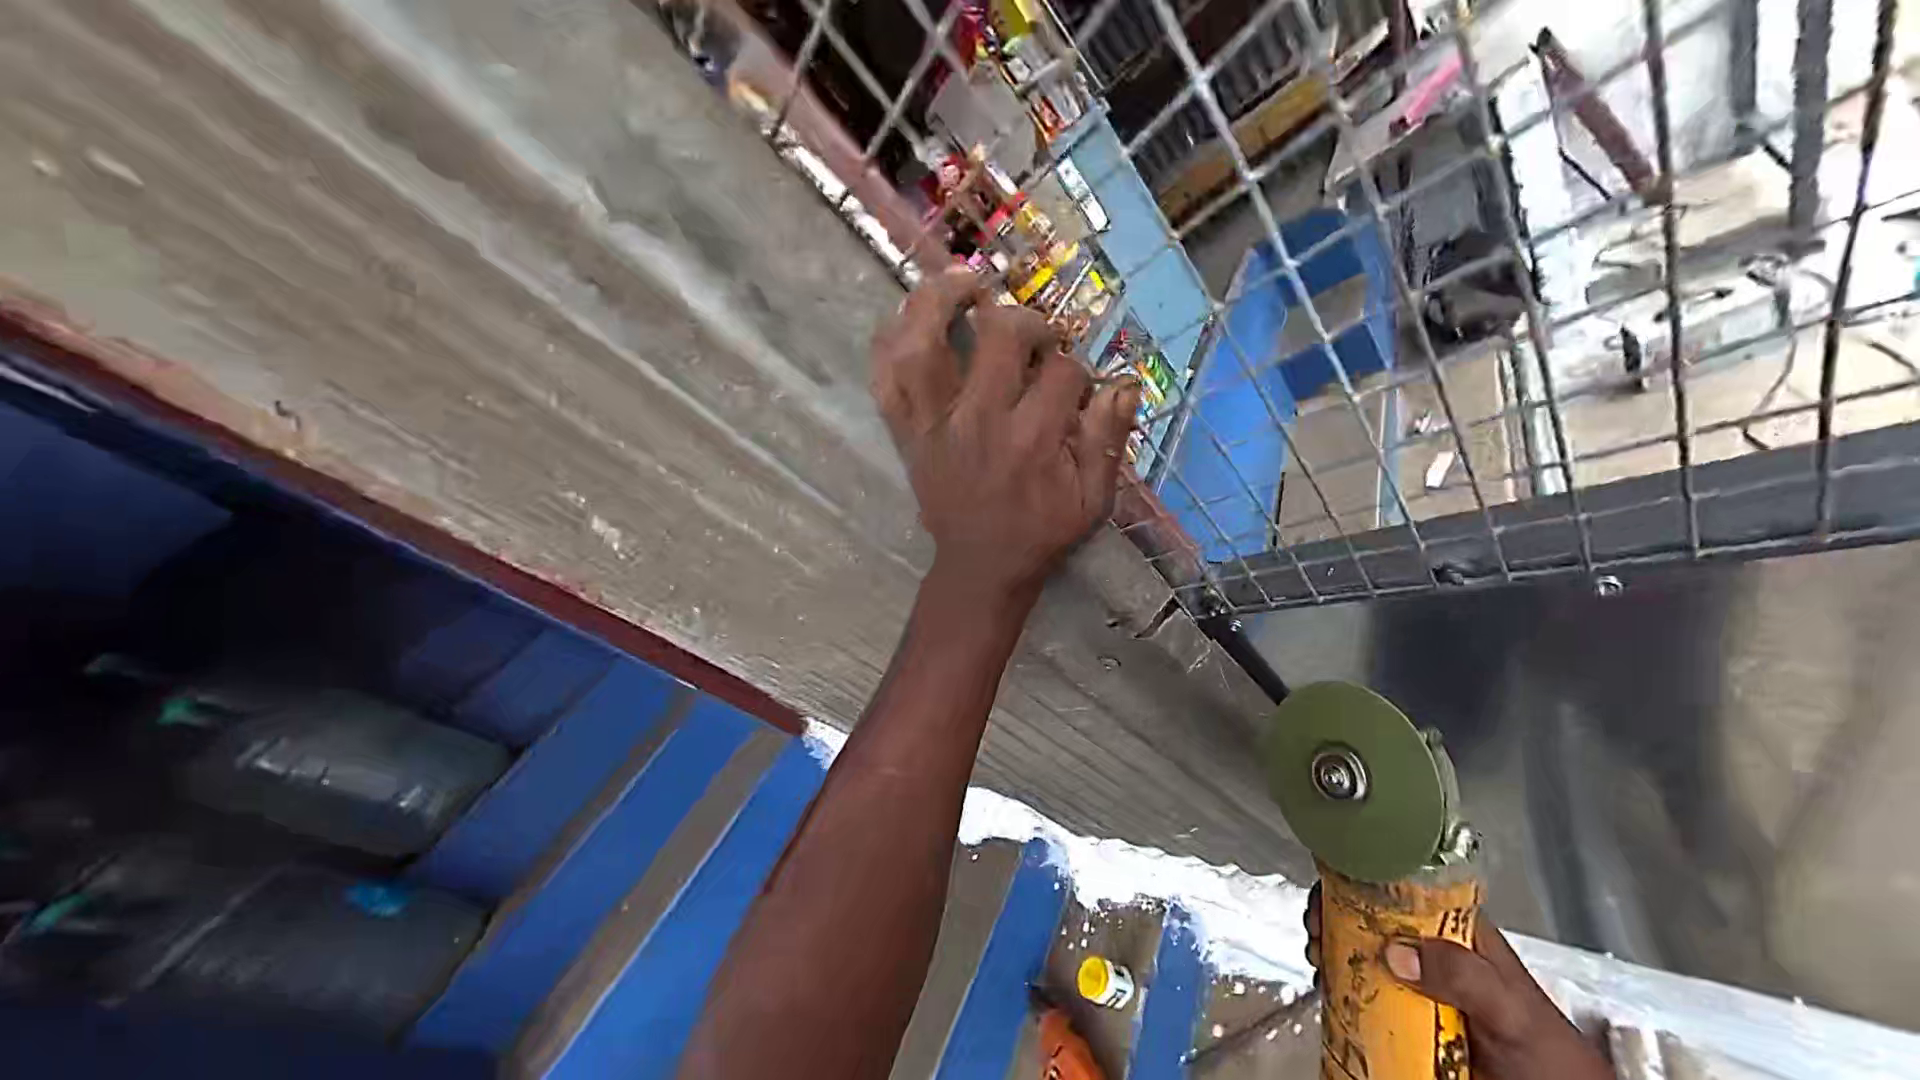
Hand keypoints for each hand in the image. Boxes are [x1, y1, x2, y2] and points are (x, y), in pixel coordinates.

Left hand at [870, 269, 1139, 600]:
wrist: (980, 565)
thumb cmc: (1040, 531)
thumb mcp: (1092, 500)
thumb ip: (1109, 441)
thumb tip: (1124, 384)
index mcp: (1032, 439)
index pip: (1060, 370)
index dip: (1074, 366)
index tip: (1073, 381)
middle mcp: (979, 421)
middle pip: (998, 336)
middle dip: (1026, 322)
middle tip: (1033, 337)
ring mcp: (934, 424)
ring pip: (924, 343)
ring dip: (941, 300)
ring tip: (964, 285)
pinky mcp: (907, 432)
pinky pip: (886, 377)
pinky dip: (890, 341)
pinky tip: (910, 319)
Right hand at [1305, 883, 1612, 1079]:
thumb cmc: (1548, 1055)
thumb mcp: (1510, 1007)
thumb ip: (1463, 974)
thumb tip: (1396, 952)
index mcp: (1452, 928)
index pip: (1395, 886)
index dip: (1354, 883)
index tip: (1328, 894)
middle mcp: (1426, 947)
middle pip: (1364, 914)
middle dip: (1330, 916)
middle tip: (1316, 932)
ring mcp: (1412, 980)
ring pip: (1355, 949)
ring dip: (1328, 950)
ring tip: (1318, 962)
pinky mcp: (1401, 1013)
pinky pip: (1358, 990)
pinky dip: (1335, 986)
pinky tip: (1327, 990)